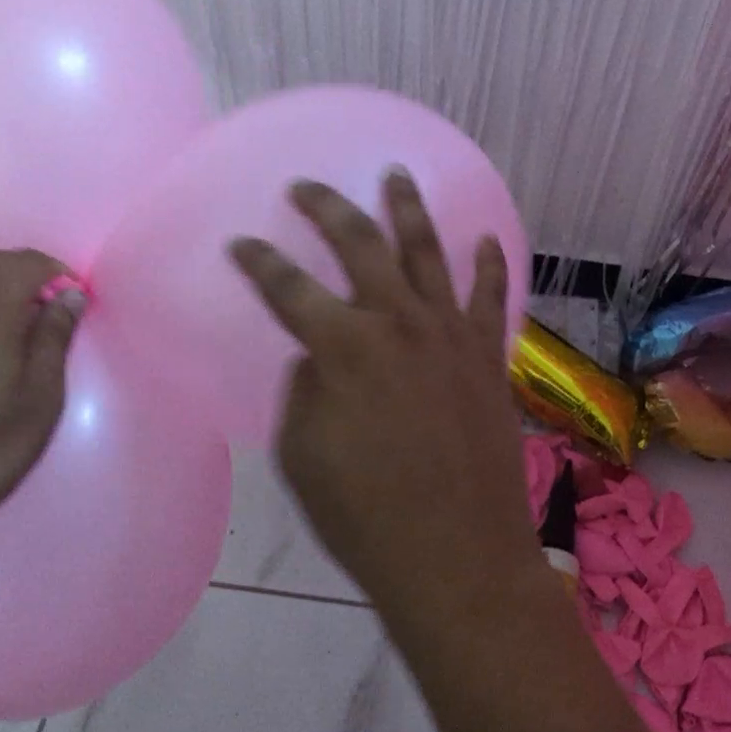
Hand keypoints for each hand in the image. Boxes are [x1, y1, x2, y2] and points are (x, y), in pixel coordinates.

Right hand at [229, 171, 536, 610]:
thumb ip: (305, 391)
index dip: (260, 262)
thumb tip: (318, 357)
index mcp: (344, 347)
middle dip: (328, 208)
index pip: (289, 288)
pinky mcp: (487, 355)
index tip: (241, 244)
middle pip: (360, 245)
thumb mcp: (303, 457)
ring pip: (428, 252)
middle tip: (308, 187)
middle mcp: (398, 323)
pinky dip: (488, 265)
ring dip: (408, 210)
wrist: (457, 555)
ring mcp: (450, 333)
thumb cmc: (366, 516)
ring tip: (396, 176)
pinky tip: (484, 239)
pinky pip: (489, 296)